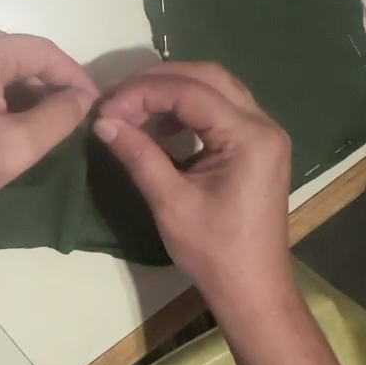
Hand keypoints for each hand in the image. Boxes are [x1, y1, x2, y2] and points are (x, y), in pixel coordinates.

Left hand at [0, 33, 96, 233]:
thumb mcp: (16, 146)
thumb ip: (58, 117)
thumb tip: (84, 98)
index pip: (40, 51)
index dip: (73, 75)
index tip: (95, 103)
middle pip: (17, 56)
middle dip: (50, 83)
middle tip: (76, 114)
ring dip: (26, 91)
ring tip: (53, 120)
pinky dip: (1, 96)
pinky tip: (18, 121)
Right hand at [94, 62, 293, 303]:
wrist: (251, 287)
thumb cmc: (214, 251)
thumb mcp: (170, 203)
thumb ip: (139, 156)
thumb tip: (102, 122)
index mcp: (250, 137)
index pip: (191, 92)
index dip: (143, 93)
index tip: (105, 110)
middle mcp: (263, 125)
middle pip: (207, 77)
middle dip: (156, 82)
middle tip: (115, 100)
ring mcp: (263, 134)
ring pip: (214, 89)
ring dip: (171, 91)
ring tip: (131, 109)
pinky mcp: (255, 146)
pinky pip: (219, 109)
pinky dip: (186, 109)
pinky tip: (161, 128)